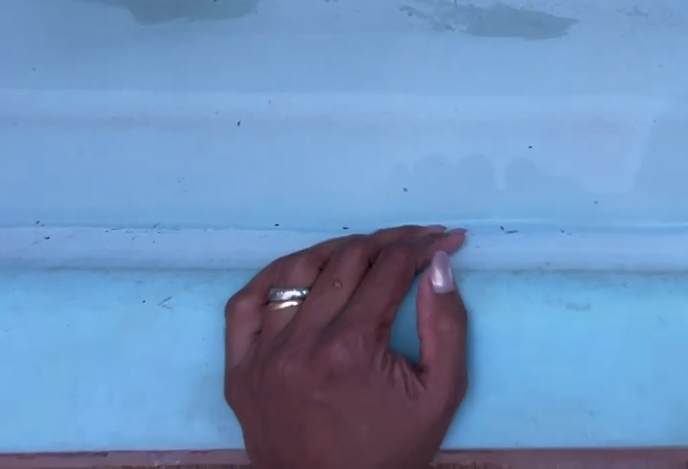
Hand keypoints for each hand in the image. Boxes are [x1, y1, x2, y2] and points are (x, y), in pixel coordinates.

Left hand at [225, 225, 469, 468]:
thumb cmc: (394, 448)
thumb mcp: (444, 390)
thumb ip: (448, 323)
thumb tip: (439, 263)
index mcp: (351, 349)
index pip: (391, 267)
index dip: (425, 245)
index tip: (449, 240)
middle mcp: (300, 346)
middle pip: (348, 260)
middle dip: (392, 240)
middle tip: (420, 241)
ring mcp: (261, 359)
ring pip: (298, 270)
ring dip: (341, 249)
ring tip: (372, 251)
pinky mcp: (238, 373)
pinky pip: (245, 304)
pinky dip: (276, 275)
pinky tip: (308, 269)